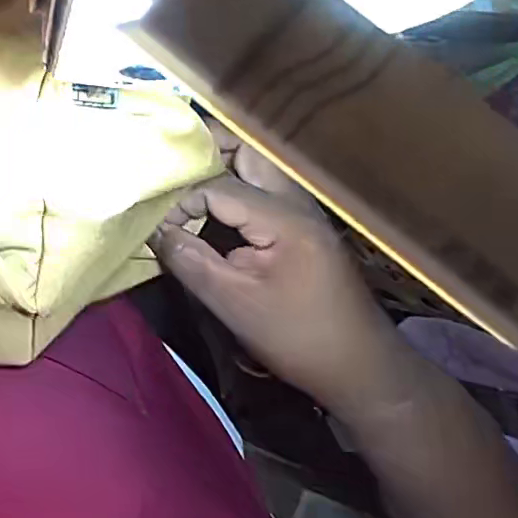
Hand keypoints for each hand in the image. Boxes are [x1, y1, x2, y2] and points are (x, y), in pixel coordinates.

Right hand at [151, 173, 400, 410]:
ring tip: (184, 184)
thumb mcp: (234, 304)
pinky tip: (212, 207)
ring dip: (221, 165)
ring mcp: (303, 209)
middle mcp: (296, 200)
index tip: (160, 226)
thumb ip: (190, 260)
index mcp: (283, 217)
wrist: (363, 369)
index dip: (182, 201)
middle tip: (170, 168)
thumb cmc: (298, 337)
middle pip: (247, 150)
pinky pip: (263, 187)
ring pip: (257, 165)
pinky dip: (234, 185)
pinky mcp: (302, 223)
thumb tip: (154, 229)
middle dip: (207, 149)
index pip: (218, 185)